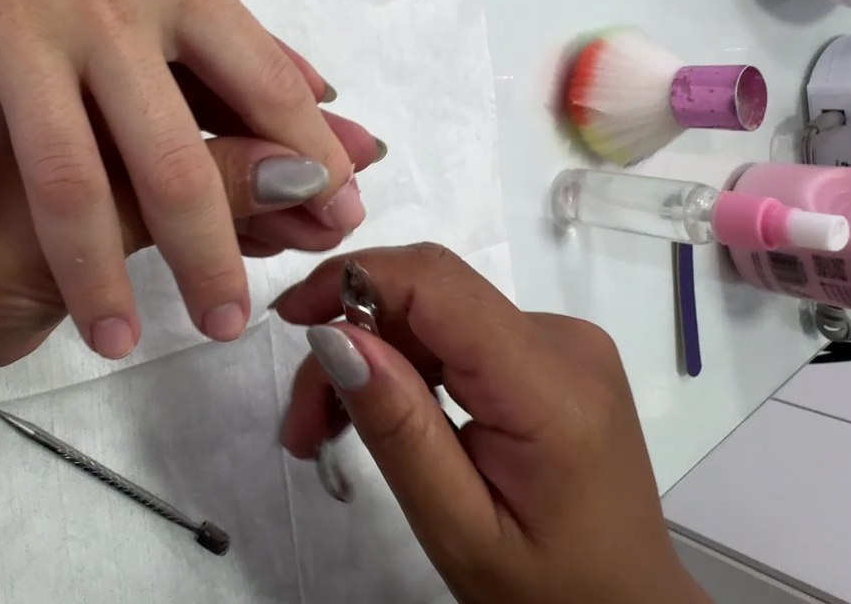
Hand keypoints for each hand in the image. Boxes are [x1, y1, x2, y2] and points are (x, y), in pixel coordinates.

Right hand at [0, 0, 360, 359]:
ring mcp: (9, 22)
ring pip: (60, 169)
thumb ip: (222, 12)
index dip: (307, 159)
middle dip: (209, 249)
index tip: (338, 222)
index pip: (260, 85)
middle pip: (169, 155)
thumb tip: (301, 80)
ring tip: (112, 338)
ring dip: (90, 266)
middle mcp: (103, 10)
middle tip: (228, 322)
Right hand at [273, 246, 710, 603]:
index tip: (289, 318)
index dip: (352, 278)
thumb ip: (398, 428)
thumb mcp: (459, 529)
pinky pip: (445, 334)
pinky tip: (373, 413)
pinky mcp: (540, 351)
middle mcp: (560, 340)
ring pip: (423, 316)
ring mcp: (555, 341)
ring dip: (365, 360)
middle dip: (347, 340)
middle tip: (303, 421)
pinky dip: (397, 367)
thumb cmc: (549, 592)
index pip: (435, 283)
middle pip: (420, 299)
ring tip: (326, 430)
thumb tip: (334, 334)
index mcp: (552, 386)